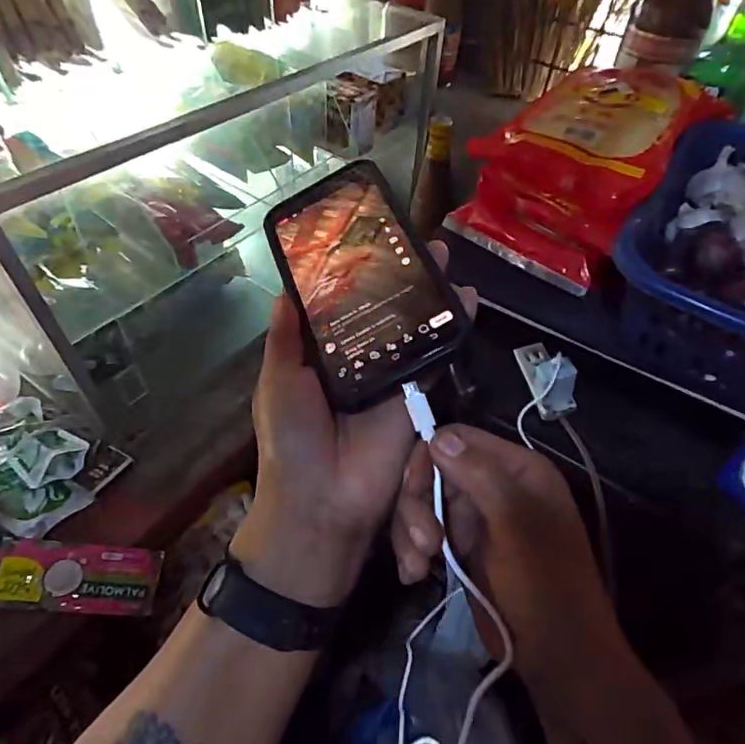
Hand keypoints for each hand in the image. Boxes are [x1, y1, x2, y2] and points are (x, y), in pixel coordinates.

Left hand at [237, 240, 474, 606]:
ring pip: (415, 329)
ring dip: (432, 297)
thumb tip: (284, 290)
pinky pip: (436, 359)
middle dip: (405, 280)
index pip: (346, 308)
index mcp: (325, 359)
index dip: (361, 277)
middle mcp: (362, 363)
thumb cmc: (291, 440)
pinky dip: (452, 331)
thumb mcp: (277, 383)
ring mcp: (394, 379)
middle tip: (422, 244)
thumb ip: (287, 339)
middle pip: (387, 313)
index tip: (376, 243)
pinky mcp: (420, 396)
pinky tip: (467, 301)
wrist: (324, 500)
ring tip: (445, 261)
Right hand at [389, 424, 619, 680]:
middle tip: (421, 545)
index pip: (460, 440)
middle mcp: (498, 486)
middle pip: (437, 472)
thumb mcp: (515, 523)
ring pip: (427, 504)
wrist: (556, 649)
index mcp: (519, 469)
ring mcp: (480, 518)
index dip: (429, 460)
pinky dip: (415, 551)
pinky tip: (414, 575)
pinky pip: (429, 534)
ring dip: (412, 533)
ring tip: (416, 568)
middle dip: (418, 505)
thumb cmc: (544, 582)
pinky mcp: (466, 549)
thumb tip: (438, 436)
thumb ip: (480, 475)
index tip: (412, 492)